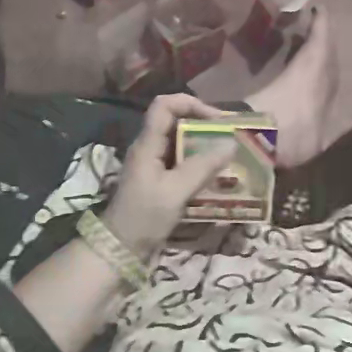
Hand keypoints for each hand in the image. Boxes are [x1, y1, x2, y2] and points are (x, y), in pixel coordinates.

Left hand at [104, 95, 237, 254]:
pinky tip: (217, 176)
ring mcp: (153, 164)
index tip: (217, 119)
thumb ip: (202, 167)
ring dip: (205, 146)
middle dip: (204, 126)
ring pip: (181, 143)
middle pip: (176, 122)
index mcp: (148, 144)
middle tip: (231, 138)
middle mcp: (150, 148)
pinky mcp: (159, 180)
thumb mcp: (175, 192)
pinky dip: (200, 164)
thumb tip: (231, 143)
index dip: (191, 104)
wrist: (120, 248)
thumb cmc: (144, 217)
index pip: (165, 105)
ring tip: (229, 156)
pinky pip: (182, 162)